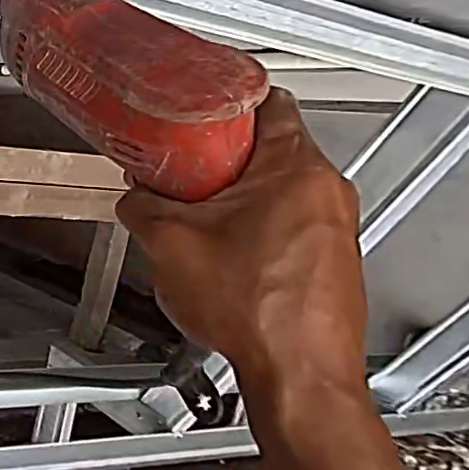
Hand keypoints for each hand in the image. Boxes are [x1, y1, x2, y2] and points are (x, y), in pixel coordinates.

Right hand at [115, 89, 367, 388]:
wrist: (297, 373)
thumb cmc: (255, 310)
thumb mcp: (169, 241)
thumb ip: (141, 205)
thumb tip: (135, 197)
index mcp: (297, 173)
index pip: (270, 103)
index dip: (225, 96)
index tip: (196, 101)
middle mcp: (327, 193)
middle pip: (265, 145)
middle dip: (214, 152)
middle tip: (174, 164)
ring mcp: (333, 226)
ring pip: (271, 184)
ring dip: (226, 190)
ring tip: (187, 210)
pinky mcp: (327, 256)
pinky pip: (282, 216)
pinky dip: (245, 219)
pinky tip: (213, 245)